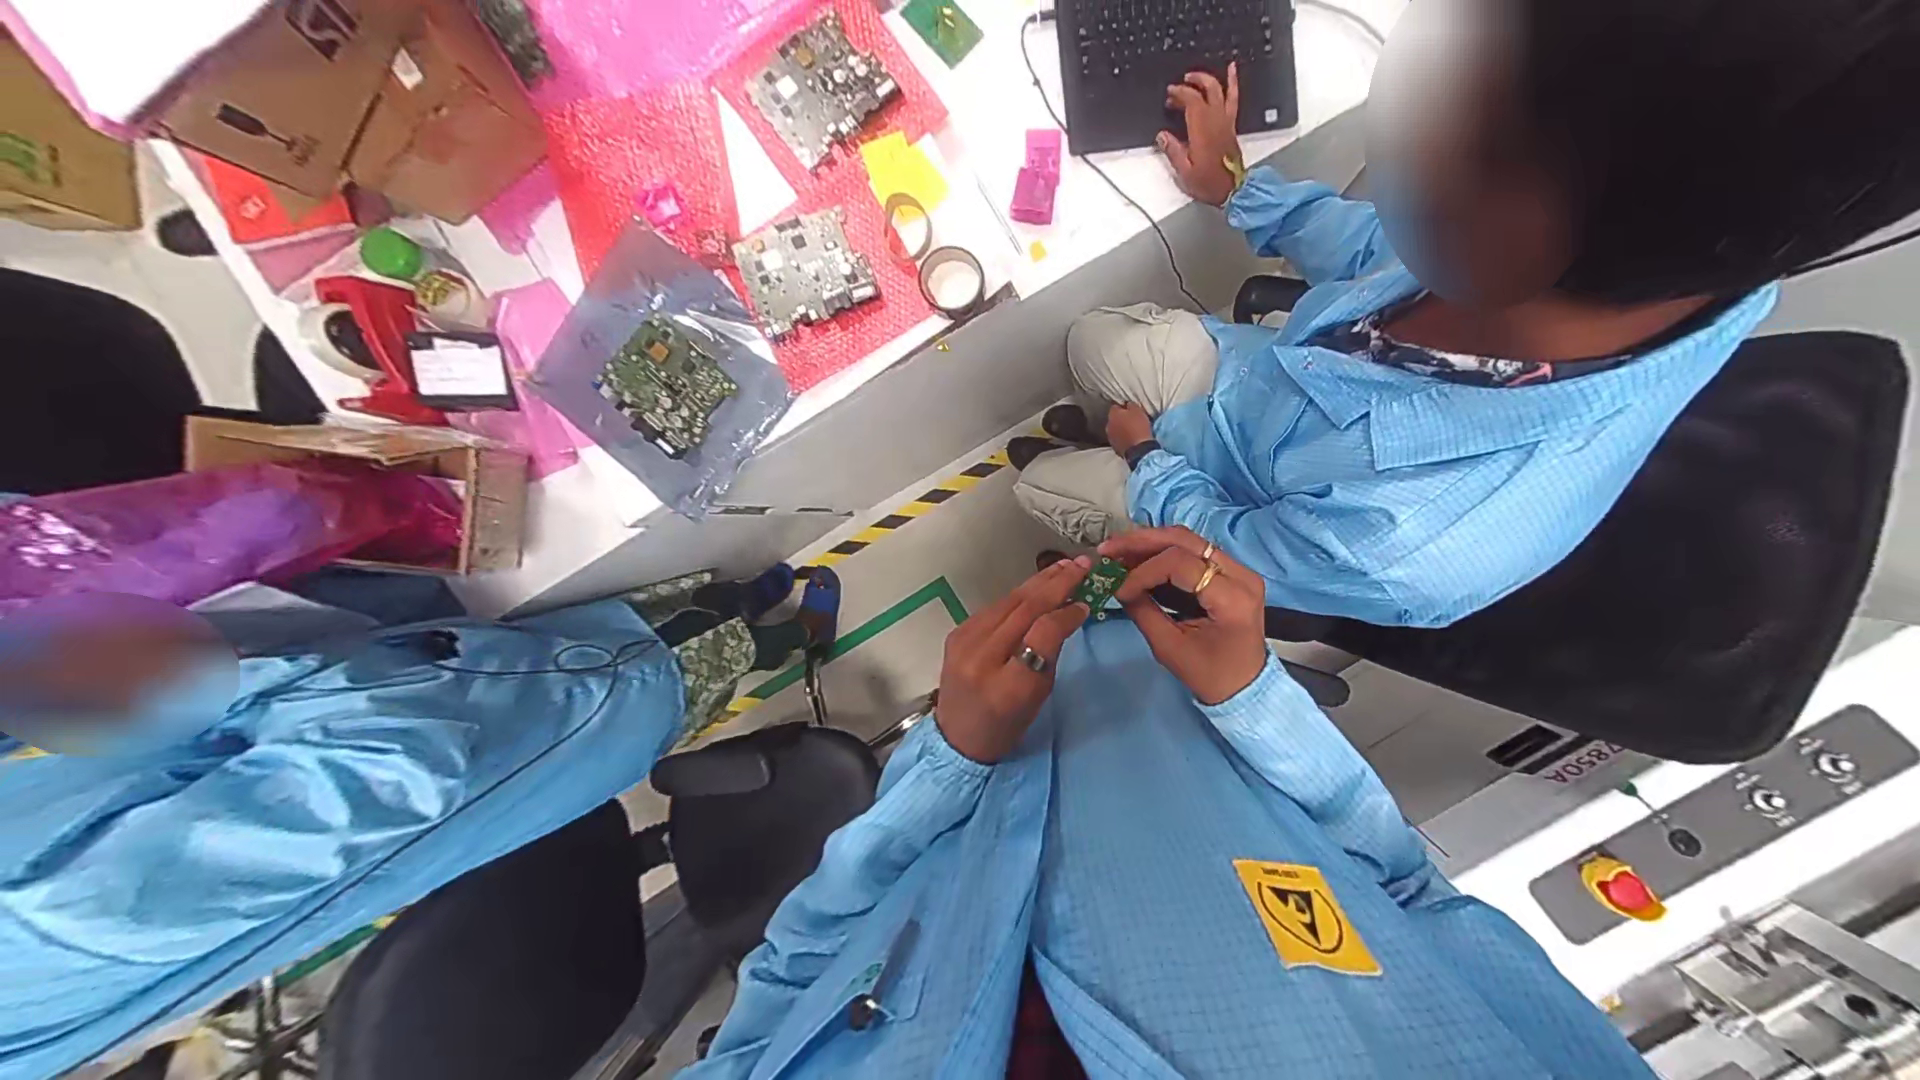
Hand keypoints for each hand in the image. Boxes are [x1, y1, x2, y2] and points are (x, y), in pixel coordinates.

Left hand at [935, 557, 1091, 762]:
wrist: (956, 738)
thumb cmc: (1005, 725)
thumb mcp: (1037, 696)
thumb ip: (1050, 653)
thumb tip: (1066, 611)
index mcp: (1009, 684)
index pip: (1042, 633)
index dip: (1066, 613)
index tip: (1085, 602)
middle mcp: (982, 657)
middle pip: (1024, 608)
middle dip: (1056, 583)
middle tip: (1081, 565)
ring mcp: (964, 641)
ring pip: (1009, 601)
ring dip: (1039, 582)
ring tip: (1064, 567)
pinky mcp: (957, 633)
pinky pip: (995, 608)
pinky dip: (1019, 595)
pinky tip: (1036, 585)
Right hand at [1099, 526, 1267, 704]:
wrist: (1246, 687)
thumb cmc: (1211, 674)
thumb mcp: (1170, 647)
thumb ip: (1143, 611)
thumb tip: (1117, 585)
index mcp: (1232, 598)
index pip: (1180, 564)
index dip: (1143, 571)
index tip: (1119, 589)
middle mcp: (1241, 574)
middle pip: (1185, 540)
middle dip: (1141, 541)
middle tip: (1108, 549)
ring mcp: (1238, 570)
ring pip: (1188, 539)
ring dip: (1149, 542)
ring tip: (1118, 550)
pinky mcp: (1230, 572)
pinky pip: (1192, 551)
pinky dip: (1162, 551)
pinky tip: (1137, 557)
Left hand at [1105, 403, 1153, 456]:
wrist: (1139, 449)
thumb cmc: (1138, 427)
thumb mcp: (1138, 411)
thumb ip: (1131, 405)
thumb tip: (1127, 404)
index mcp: (1112, 415)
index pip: (1115, 407)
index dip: (1123, 407)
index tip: (1130, 409)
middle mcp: (1108, 425)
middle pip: (1113, 419)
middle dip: (1120, 419)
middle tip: (1130, 420)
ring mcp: (1110, 437)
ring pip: (1114, 430)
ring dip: (1120, 429)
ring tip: (1130, 430)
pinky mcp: (1114, 447)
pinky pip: (1117, 439)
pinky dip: (1121, 438)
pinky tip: (1129, 439)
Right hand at [1159, 65, 1243, 206]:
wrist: (1232, 189)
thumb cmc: (1209, 183)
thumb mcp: (1184, 172)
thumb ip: (1173, 151)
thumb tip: (1162, 137)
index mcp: (1201, 130)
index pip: (1190, 101)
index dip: (1179, 93)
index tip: (1170, 93)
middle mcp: (1215, 121)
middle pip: (1204, 91)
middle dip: (1190, 84)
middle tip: (1179, 85)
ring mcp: (1225, 121)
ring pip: (1219, 90)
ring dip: (1207, 79)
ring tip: (1197, 75)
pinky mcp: (1231, 125)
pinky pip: (1233, 97)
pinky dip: (1232, 82)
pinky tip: (1231, 72)